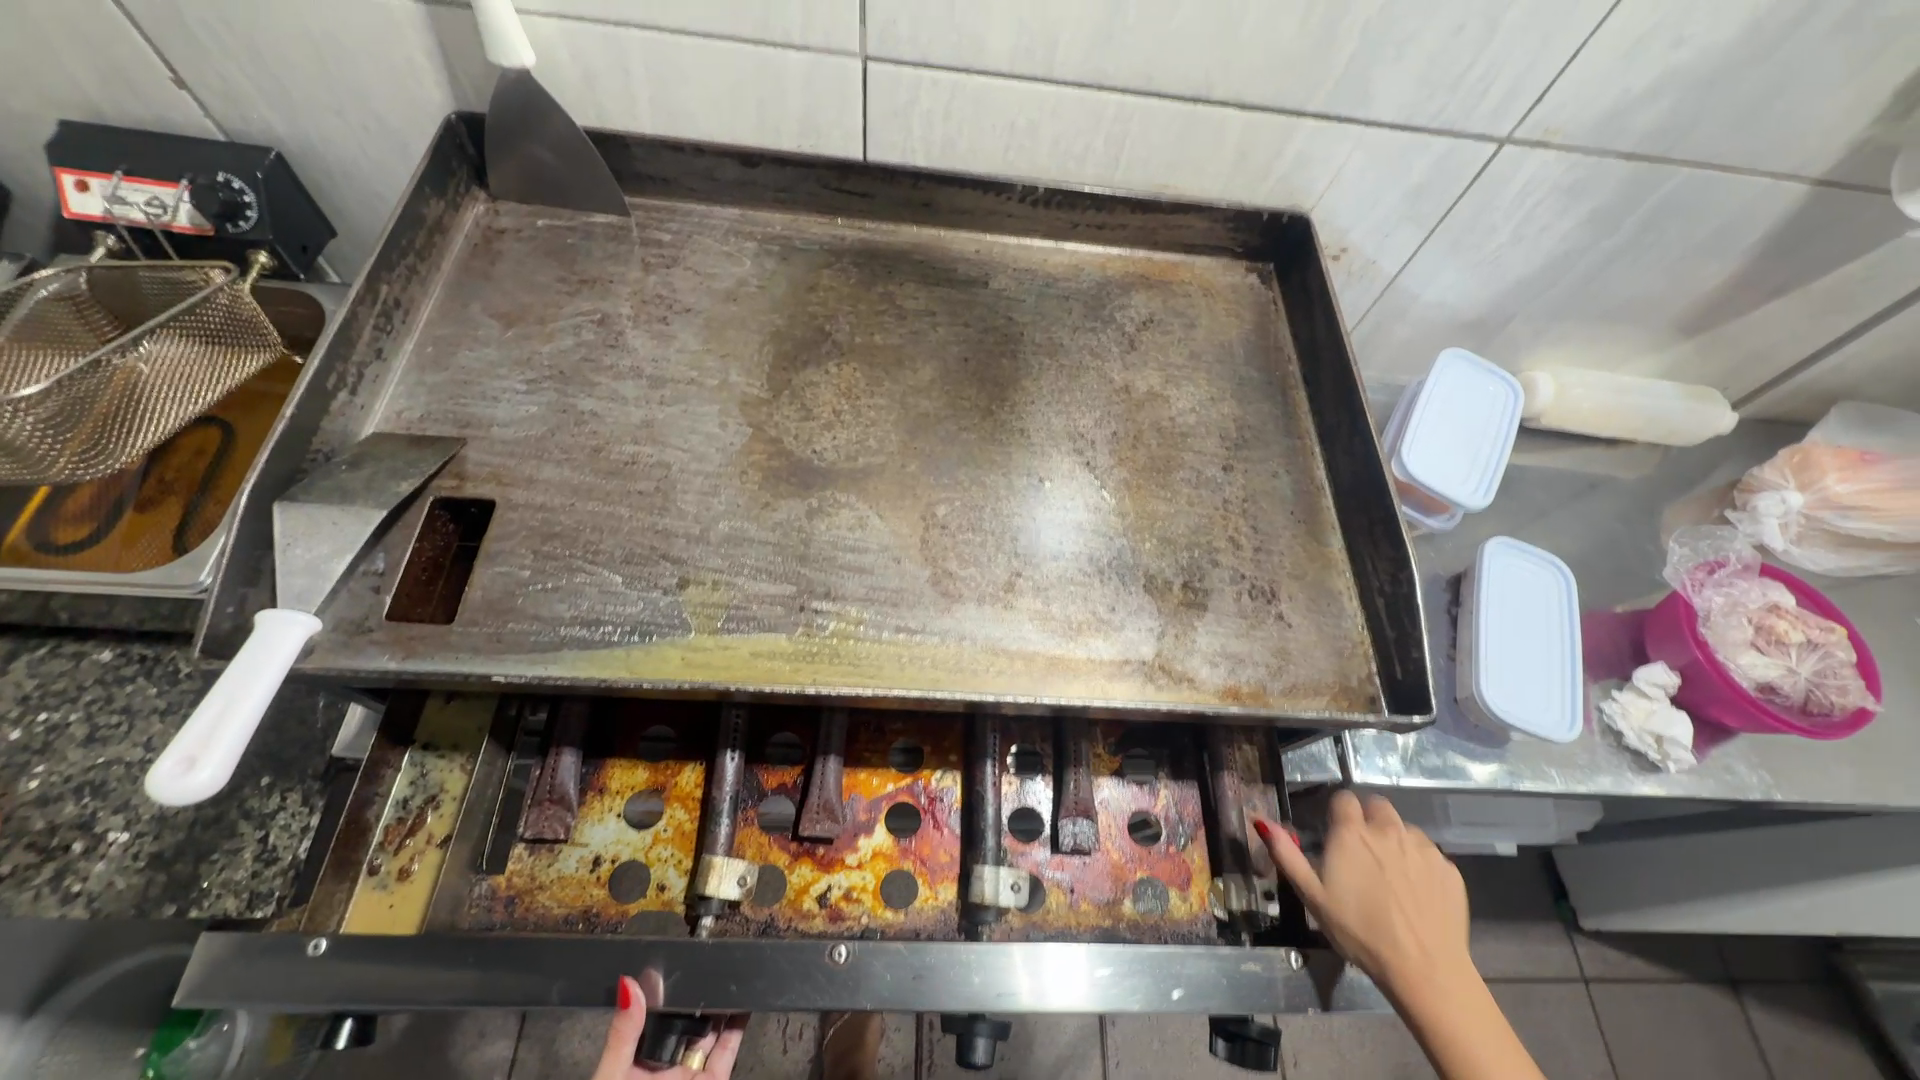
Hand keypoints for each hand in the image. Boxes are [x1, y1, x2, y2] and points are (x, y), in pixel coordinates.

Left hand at [593, 976, 746, 1079]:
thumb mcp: (611, 1075)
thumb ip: (623, 1034)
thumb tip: (629, 982)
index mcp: (634, 1062)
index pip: (652, 1019)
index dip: (665, 991)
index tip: (677, 962)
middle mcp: (663, 1067)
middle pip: (684, 1024)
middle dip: (697, 996)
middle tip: (711, 961)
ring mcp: (690, 1076)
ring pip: (709, 1034)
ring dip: (720, 1007)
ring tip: (730, 973)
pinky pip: (727, 1053)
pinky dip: (737, 1029)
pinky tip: (743, 1003)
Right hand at [1256, 790, 1472, 996]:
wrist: (1423, 967)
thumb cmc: (1358, 932)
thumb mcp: (1312, 896)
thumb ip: (1286, 854)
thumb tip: (1260, 820)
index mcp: (1351, 833)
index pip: (1344, 798)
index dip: (1338, 812)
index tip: (1336, 834)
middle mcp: (1389, 830)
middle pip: (1378, 805)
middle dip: (1368, 819)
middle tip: (1362, 852)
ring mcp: (1423, 848)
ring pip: (1405, 828)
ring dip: (1395, 840)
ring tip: (1390, 875)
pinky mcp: (1449, 869)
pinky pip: (1430, 854)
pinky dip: (1420, 864)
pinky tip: (1415, 893)